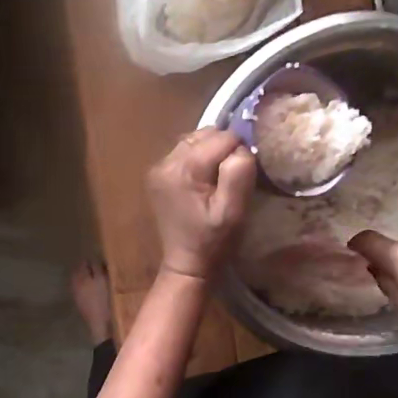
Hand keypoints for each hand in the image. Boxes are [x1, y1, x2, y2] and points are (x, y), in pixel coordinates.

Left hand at [148, 128, 257, 279]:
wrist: (186, 264)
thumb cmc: (213, 240)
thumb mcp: (233, 210)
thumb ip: (238, 173)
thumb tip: (240, 148)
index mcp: (184, 169)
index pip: (223, 137)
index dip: (238, 152)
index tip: (240, 177)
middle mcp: (165, 162)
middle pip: (206, 134)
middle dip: (223, 149)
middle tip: (228, 178)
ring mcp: (158, 167)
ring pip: (194, 140)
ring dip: (210, 152)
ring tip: (215, 179)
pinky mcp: (157, 174)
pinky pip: (183, 152)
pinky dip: (197, 159)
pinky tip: (201, 180)